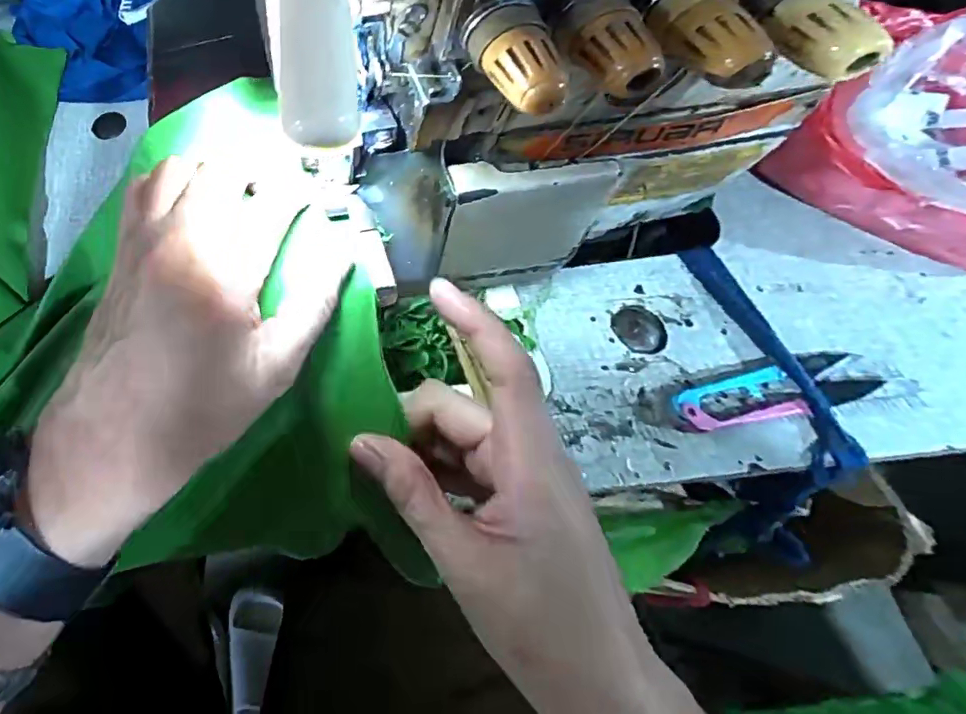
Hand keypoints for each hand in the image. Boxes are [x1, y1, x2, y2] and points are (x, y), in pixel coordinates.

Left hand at [25, 156, 348, 567]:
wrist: (110, 437)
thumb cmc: (201, 411)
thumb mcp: (274, 370)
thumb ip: (313, 306)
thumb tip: (342, 254)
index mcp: (225, 277)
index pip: (272, 205)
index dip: (301, 192)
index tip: (316, 195)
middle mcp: (180, 244)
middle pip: (222, 170)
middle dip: (260, 168)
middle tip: (278, 190)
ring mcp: (143, 242)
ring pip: (177, 168)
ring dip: (212, 170)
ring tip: (234, 193)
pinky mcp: (121, 250)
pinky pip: (141, 189)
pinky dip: (168, 182)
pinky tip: (185, 204)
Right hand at [351, 280, 702, 713]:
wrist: (603, 689)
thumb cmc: (541, 627)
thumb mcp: (464, 562)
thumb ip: (413, 495)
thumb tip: (362, 441)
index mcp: (529, 457)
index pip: (506, 367)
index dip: (473, 322)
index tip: (436, 290)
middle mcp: (531, 453)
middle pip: (464, 408)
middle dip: (414, 421)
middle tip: (368, 455)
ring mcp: (529, 475)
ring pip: (465, 436)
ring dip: (424, 448)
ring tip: (384, 476)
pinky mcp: (524, 497)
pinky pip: (474, 463)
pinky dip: (441, 470)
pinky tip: (412, 491)